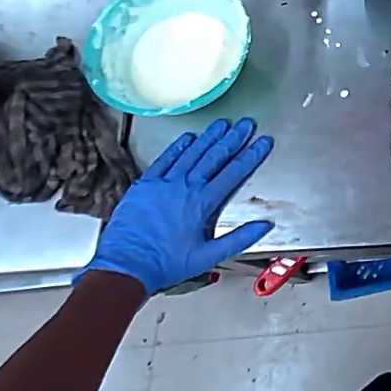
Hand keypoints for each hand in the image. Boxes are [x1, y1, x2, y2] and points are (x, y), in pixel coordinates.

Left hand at [82, 118, 274, 293]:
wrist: (124, 267)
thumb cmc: (166, 264)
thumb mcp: (208, 257)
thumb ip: (239, 239)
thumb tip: (265, 225)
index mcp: (203, 202)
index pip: (234, 172)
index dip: (251, 155)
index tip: (263, 141)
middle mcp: (186, 186)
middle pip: (215, 156)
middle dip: (233, 138)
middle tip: (245, 123)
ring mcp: (164, 183)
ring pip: (192, 153)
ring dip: (209, 137)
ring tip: (222, 123)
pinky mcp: (145, 184)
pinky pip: (164, 159)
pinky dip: (178, 147)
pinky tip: (188, 137)